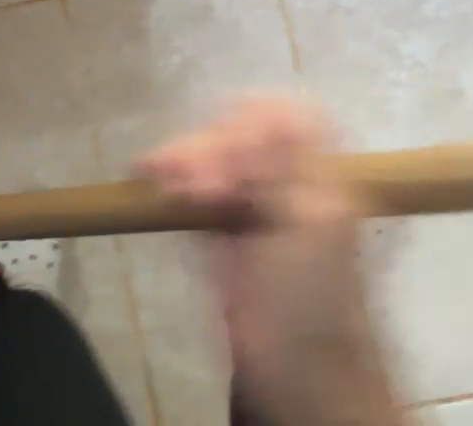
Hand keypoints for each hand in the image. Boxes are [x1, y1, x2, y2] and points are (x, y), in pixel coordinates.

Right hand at [141, 99, 400, 425]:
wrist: (293, 370)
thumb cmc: (314, 297)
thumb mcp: (315, 221)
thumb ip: (288, 161)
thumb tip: (266, 103)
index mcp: (322, 172)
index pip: (287, 115)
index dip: (254, 118)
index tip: (231, 143)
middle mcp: (284, 177)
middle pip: (239, 130)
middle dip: (209, 144)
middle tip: (187, 176)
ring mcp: (248, 198)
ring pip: (209, 151)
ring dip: (183, 156)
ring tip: (161, 176)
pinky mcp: (215, 221)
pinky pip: (189, 181)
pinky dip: (169, 172)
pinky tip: (151, 174)